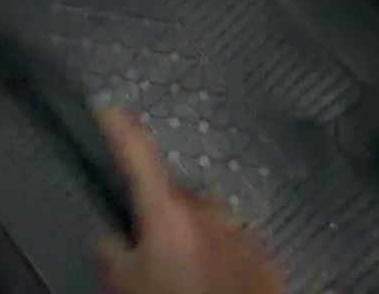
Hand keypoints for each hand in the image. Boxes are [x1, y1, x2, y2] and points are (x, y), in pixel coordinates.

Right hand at [95, 107, 283, 293]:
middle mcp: (207, 209)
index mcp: (167, 207)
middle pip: (174, 196)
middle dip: (162, 213)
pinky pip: (234, 247)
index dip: (118, 124)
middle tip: (152, 248)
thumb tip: (114, 236)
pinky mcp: (270, 263)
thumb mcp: (122, 283)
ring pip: (206, 222)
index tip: (107, 103)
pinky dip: (223, 258)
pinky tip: (219, 284)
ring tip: (190, 273)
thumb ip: (110, 249)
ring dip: (194, 237)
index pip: (137, 149)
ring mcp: (242, 234)